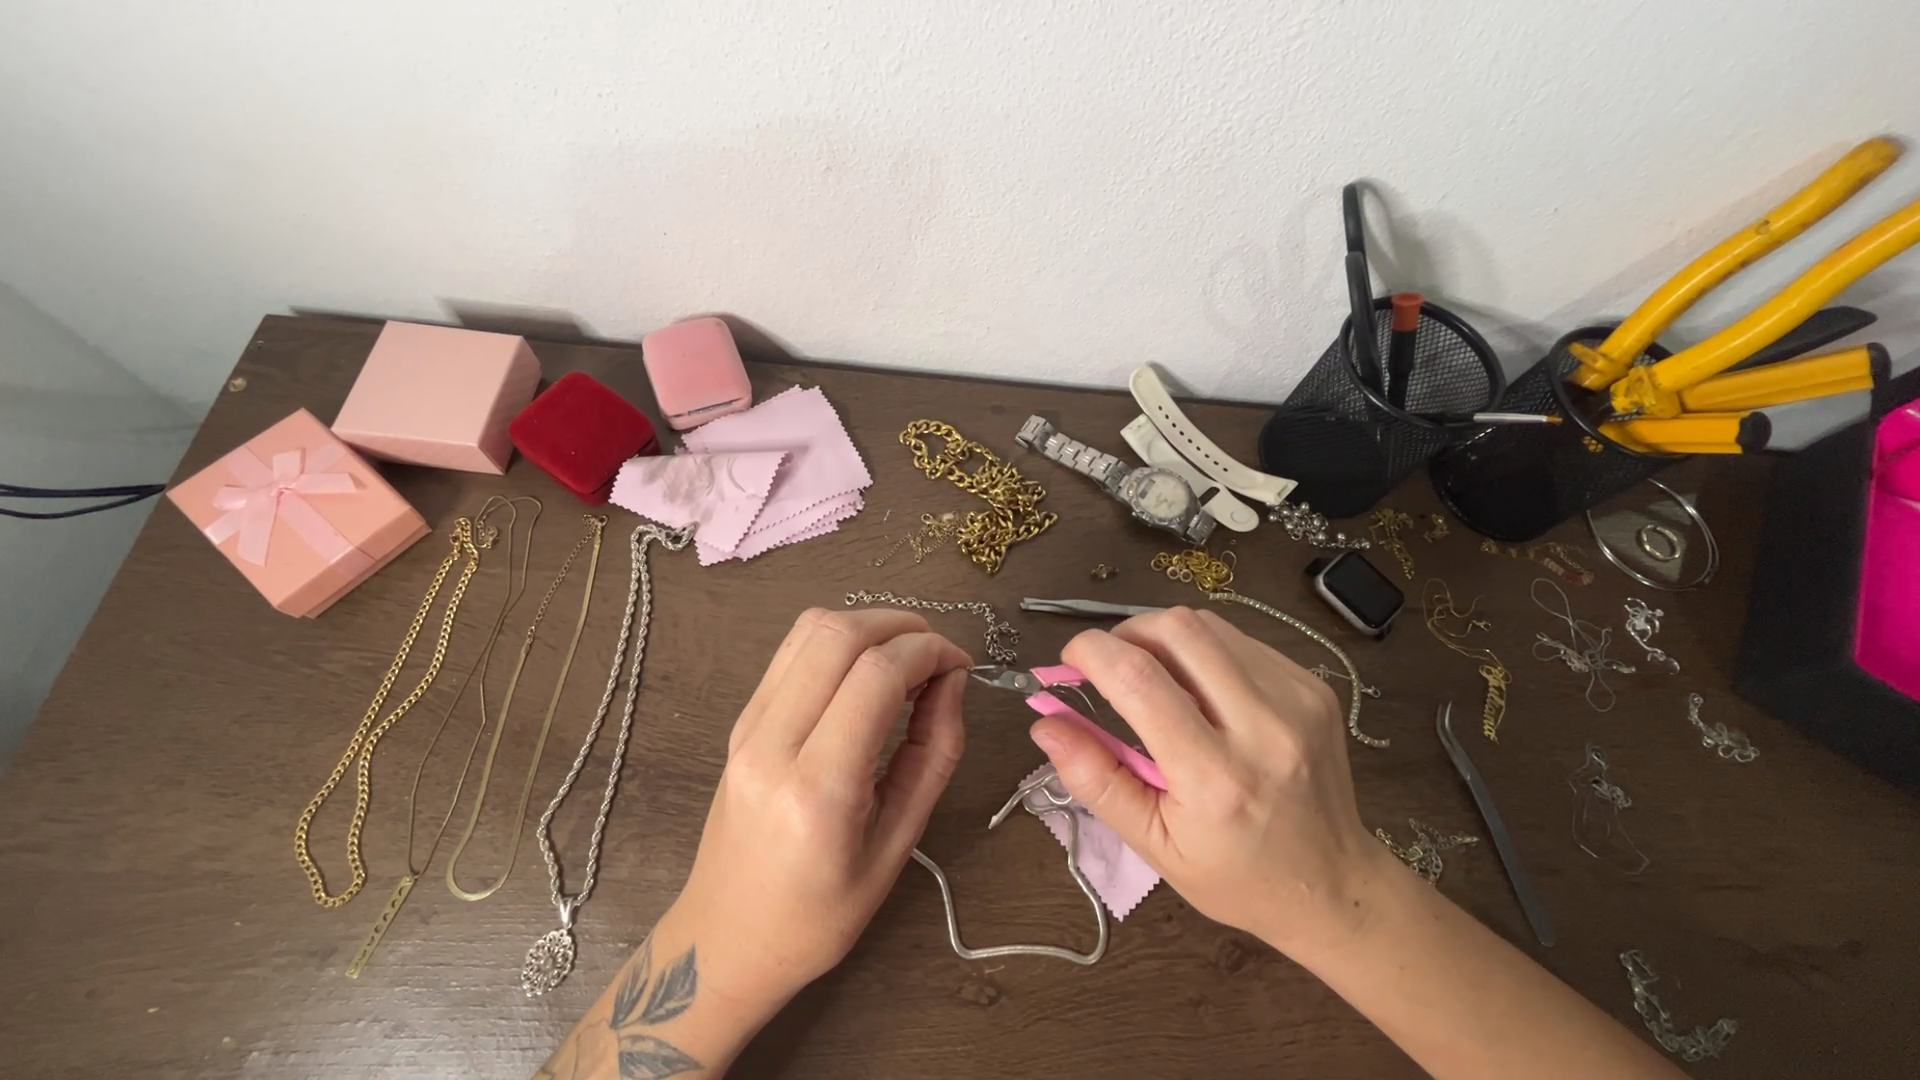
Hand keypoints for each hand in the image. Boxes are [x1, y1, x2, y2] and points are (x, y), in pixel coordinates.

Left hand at [661, 608, 970, 1009]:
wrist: (725, 938)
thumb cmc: (820, 913)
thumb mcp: (897, 844)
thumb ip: (933, 754)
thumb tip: (952, 681)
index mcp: (818, 789)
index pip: (876, 675)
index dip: (929, 652)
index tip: (961, 667)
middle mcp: (772, 742)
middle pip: (838, 634)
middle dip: (902, 625)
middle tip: (938, 655)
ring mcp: (747, 725)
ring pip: (809, 628)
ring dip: (869, 624)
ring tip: (906, 657)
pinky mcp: (740, 719)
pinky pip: (792, 651)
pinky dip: (839, 639)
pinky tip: (866, 669)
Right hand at [1029, 607, 1388, 958]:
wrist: (1333, 885)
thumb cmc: (1233, 874)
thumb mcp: (1153, 844)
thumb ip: (1095, 779)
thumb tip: (1044, 724)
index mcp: (1215, 778)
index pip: (1140, 680)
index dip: (1091, 652)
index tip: (1069, 661)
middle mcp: (1263, 726)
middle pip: (1177, 629)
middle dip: (1126, 632)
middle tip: (1109, 664)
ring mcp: (1296, 698)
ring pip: (1208, 624)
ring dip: (1163, 637)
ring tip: (1153, 677)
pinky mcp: (1312, 685)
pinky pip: (1238, 639)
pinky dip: (1202, 650)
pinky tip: (1200, 689)